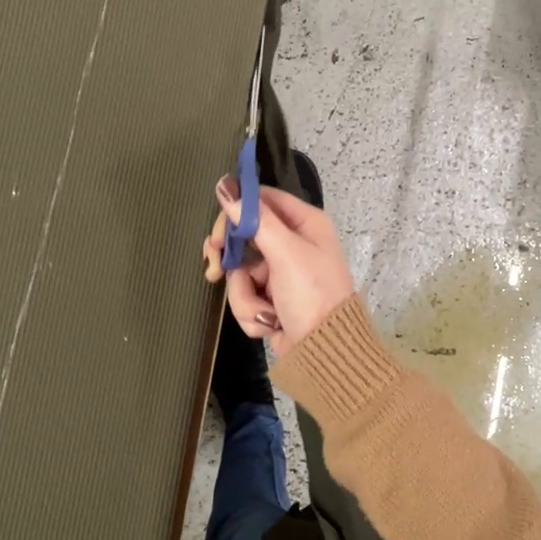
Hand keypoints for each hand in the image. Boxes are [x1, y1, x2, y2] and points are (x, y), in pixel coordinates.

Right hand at [202, 178, 354, 353]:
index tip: (217, 231)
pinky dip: (254, 313)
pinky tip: (271, 324)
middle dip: (232, 261)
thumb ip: (255, 219)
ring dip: (246, 296)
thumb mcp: (285, 253)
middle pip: (245, 237)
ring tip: (266, 313)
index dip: (238, 212)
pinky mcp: (272, 300)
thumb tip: (225, 185)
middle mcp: (294, 244)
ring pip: (241, 273)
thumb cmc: (312, 295)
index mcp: (306, 223)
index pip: (262, 200)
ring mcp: (282, 274)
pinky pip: (247, 297)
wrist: (325, 354)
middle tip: (215, 269)